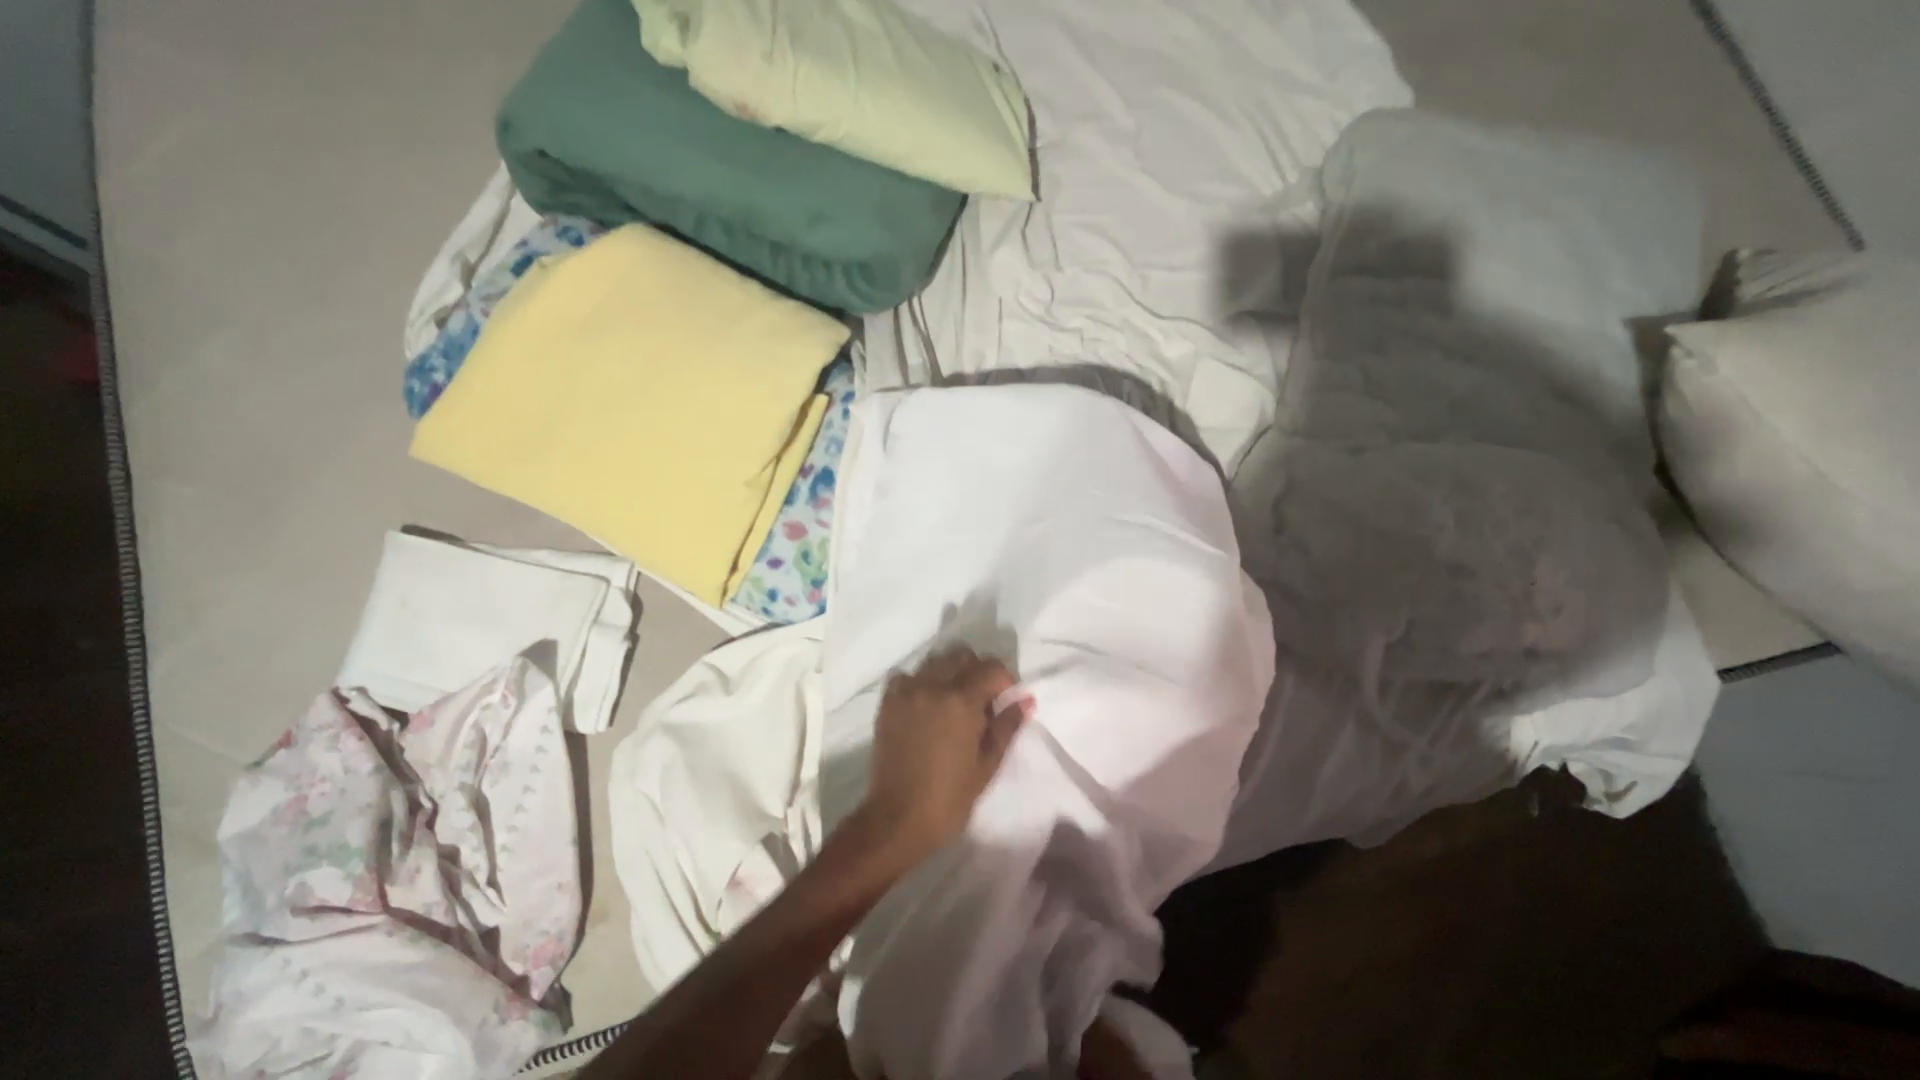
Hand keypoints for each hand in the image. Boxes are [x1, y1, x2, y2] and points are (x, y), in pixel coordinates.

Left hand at [855, 645, 1031, 859]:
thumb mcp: (987, 764)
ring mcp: (906, 691)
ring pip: (934, 661)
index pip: (991, 667)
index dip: (1004, 681)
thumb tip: (1025, 700)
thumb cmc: (950, 797)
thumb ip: (1007, 726)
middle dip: (976, 671)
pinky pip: (907, 676)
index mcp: (961, 700)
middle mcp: (932, 686)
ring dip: (948, 673)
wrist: (898, 818)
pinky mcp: (887, 703)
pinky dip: (920, 682)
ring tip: (952, 703)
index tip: (1004, 702)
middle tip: (980, 701)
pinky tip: (925, 706)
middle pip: (961, 655)